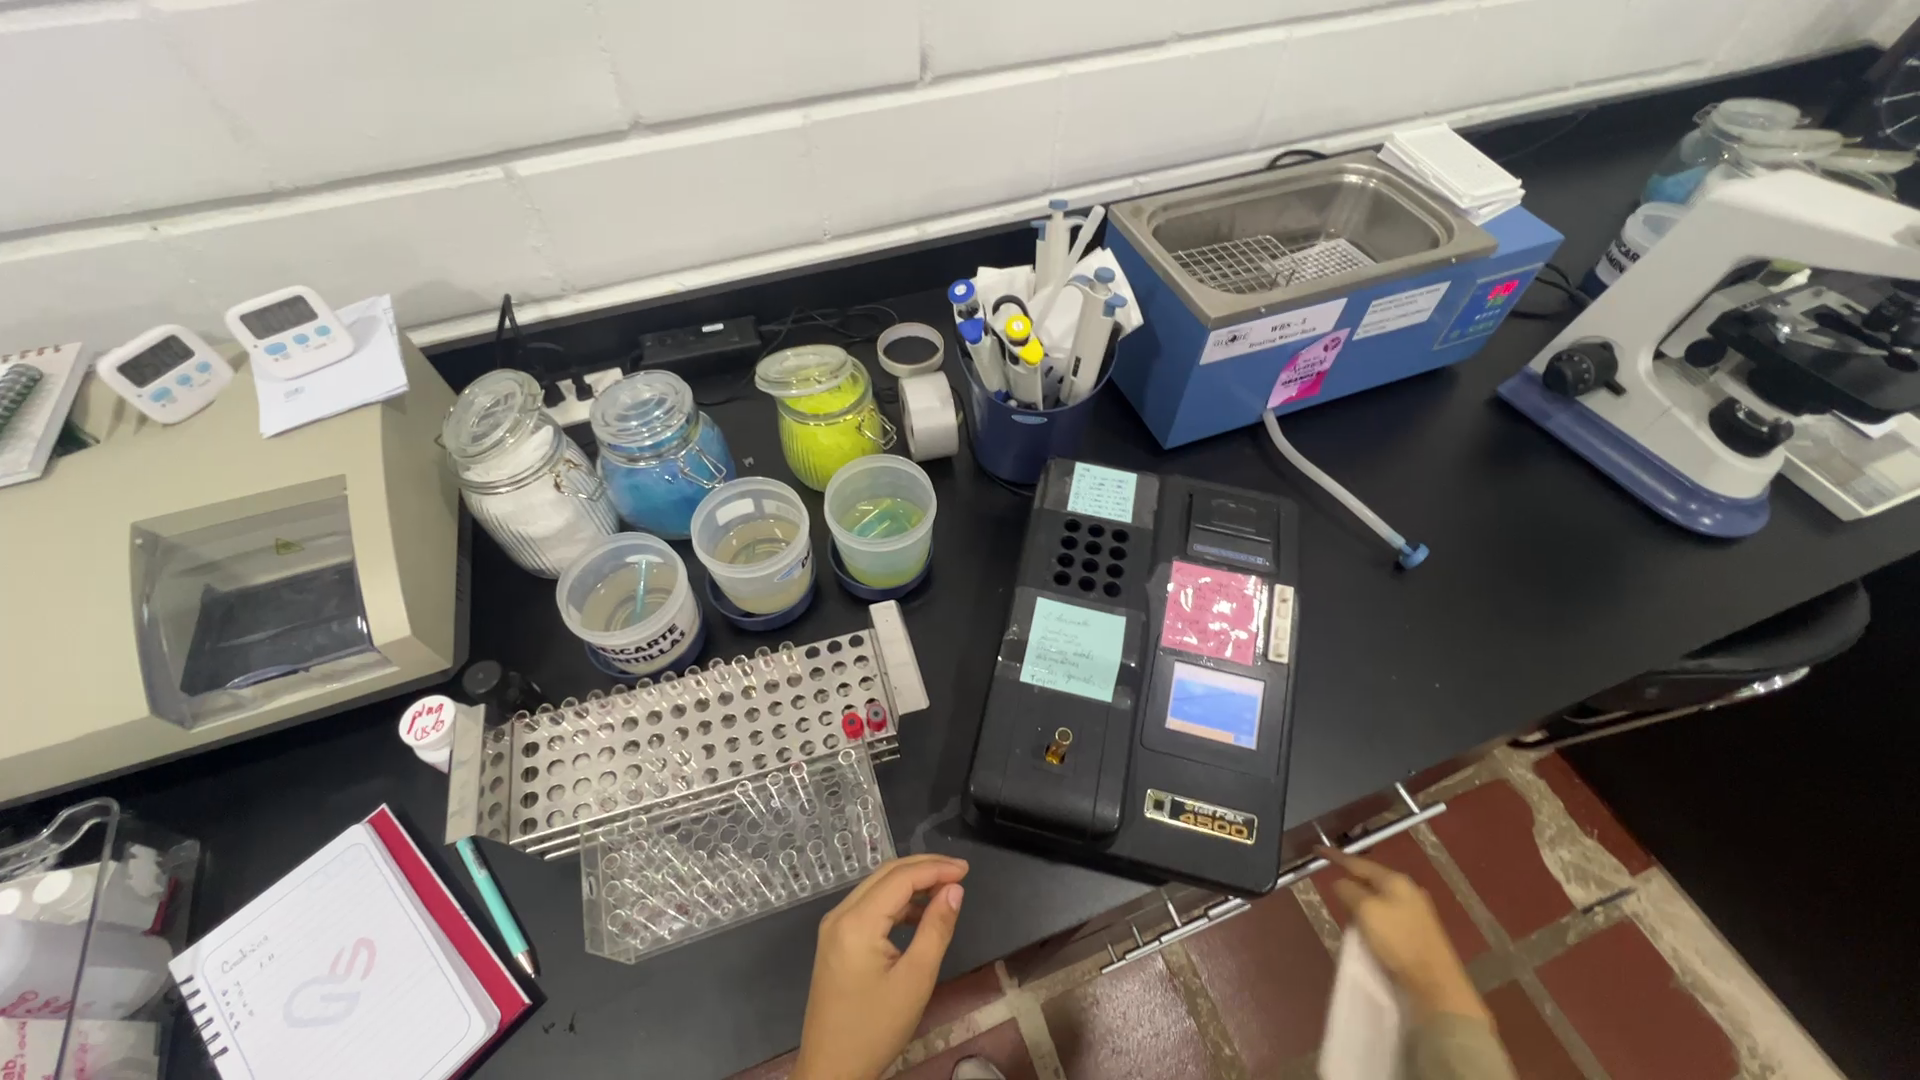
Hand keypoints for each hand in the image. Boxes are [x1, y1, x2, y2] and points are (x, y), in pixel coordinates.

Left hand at [791, 855, 969, 1079]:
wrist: (831, 1069)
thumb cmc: (876, 1028)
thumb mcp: (916, 979)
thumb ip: (936, 928)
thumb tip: (954, 889)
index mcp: (857, 921)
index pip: (900, 877)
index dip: (936, 868)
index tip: (967, 870)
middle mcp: (840, 914)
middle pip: (886, 875)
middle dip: (924, 868)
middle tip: (960, 874)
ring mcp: (834, 927)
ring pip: (876, 888)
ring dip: (910, 883)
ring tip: (945, 891)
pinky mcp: (835, 940)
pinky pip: (868, 906)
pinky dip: (896, 902)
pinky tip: (918, 915)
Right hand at [1317, 847, 1488, 1024]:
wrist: (1435, 983)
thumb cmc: (1398, 940)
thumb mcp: (1366, 910)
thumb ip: (1348, 891)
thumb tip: (1339, 883)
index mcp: (1396, 881)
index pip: (1359, 863)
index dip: (1336, 856)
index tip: (1317, 849)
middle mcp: (1408, 891)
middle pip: (1370, 879)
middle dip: (1351, 879)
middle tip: (1332, 882)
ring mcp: (1415, 911)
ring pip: (1379, 897)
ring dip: (1361, 900)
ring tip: (1346, 906)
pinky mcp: (1417, 931)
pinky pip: (1387, 914)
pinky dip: (1372, 916)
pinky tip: (1366, 925)